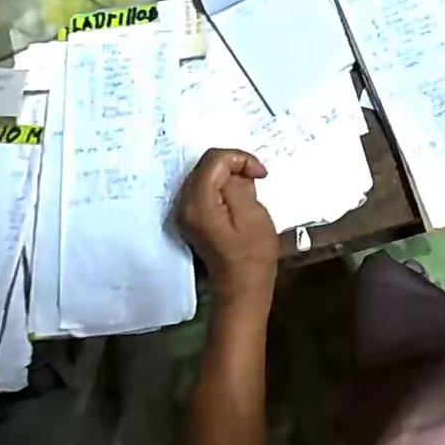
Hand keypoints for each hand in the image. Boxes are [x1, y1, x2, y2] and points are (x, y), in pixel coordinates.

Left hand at [176, 149, 279, 310]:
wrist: (242, 285)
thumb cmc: (253, 254)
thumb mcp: (252, 214)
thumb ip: (238, 185)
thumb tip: (234, 170)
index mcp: (198, 203)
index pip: (214, 160)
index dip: (241, 159)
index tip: (261, 174)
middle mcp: (183, 204)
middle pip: (206, 164)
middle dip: (235, 165)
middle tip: (256, 180)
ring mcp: (184, 211)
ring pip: (206, 173)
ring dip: (230, 175)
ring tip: (250, 190)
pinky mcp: (190, 216)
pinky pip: (205, 187)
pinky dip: (223, 185)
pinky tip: (238, 199)